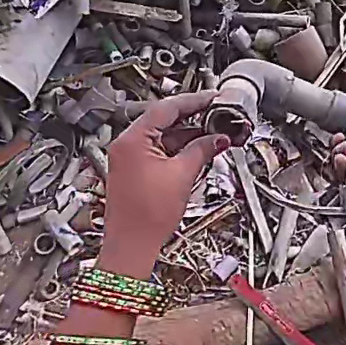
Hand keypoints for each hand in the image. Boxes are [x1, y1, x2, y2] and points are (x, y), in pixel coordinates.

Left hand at [101, 90, 229, 274]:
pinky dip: (180, 150)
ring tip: (214, 136)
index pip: (167, 108)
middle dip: (194, 119)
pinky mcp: (135, 171)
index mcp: (133, 140)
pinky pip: (160, 151)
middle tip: (218, 117)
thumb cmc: (147, 216)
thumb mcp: (182, 175)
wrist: (132, 246)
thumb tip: (217, 138)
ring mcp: (129, 158)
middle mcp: (126, 145)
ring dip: (189, 136)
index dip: (194, 101)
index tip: (213, 98)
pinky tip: (199, 152)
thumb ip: (202, 150)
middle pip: (164, 121)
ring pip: (164, 136)